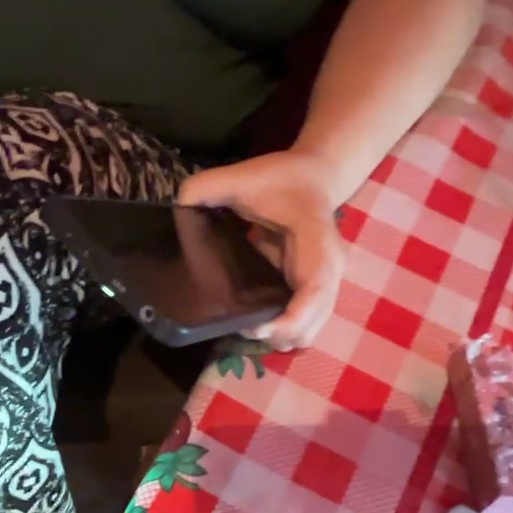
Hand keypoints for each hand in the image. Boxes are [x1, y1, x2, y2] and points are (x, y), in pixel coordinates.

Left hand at [179, 151, 346, 351]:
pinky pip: (303, 327)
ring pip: (307, 333)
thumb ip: (212, 185)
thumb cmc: (282, 178)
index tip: (255, 327)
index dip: (288, 320)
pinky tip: (257, 322)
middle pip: (310, 326)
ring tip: (247, 326)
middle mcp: (330, 272)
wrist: (314, 178)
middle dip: (276, 335)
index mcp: (318, 244)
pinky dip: (281, 332)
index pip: (314, 292)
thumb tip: (182, 201)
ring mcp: (326, 287)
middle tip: (240, 327)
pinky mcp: (316, 294)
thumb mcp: (247, 174)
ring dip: (278, 338)